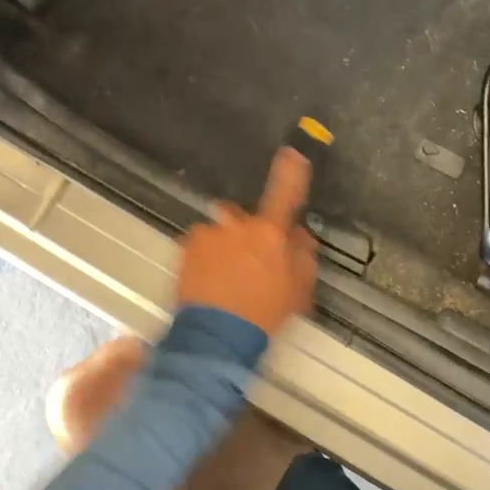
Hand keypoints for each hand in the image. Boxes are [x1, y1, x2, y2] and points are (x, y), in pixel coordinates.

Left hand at [176, 147, 316, 336]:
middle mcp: (238, 224)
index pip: (285, 190)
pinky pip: (203, 243)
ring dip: (227, 245)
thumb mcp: (299, 287)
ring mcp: (209, 233)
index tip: (293, 153)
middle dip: (250, 232)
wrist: (216, 336)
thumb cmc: (263, 313)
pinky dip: (207, 256)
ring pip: (223, 231)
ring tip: (229, 278)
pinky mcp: (187, 246)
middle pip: (247, 217)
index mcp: (270, 231)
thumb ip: (302, 253)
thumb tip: (298, 234)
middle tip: (254, 263)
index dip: (292, 169)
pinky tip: (212, 280)